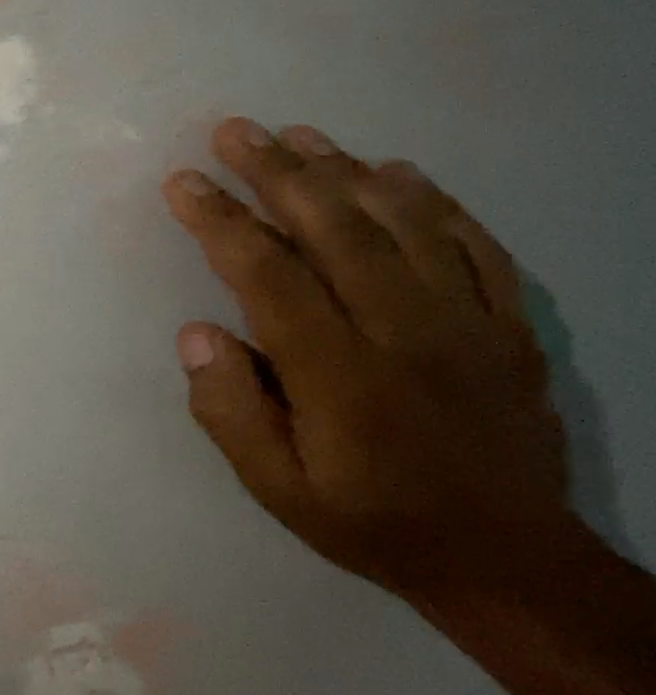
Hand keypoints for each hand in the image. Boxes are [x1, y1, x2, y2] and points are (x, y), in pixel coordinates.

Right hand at [162, 118, 572, 596]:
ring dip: (347, 172)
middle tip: (235, 130)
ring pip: (405, 226)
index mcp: (339, 374)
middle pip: (336, 231)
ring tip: (301, 134)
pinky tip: (399, 172)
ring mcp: (468, 326)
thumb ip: (229, 411)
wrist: (510, 563)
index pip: (268, 275)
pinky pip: (477, 248)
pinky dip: (436, 203)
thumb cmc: (370, 519)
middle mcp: (405, 334)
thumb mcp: (276, 488)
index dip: (220, 221)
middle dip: (278, 173)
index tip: (183, 182)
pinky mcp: (510, 329)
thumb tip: (197, 333)